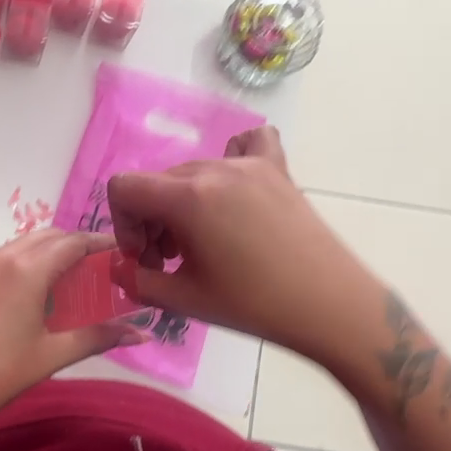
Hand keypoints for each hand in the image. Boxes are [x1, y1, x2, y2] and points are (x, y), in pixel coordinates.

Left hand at [0, 230, 140, 446]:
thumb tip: (143, 334)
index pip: (74, 241)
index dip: (103, 244)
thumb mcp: (51, 355)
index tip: (129, 253)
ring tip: (83, 280)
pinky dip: (35, 263)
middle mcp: (4, 255)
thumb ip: (97, 337)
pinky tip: (50, 291)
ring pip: (29, 244)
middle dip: (81, 247)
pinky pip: (12, 257)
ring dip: (56, 253)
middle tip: (109, 270)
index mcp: (27, 269)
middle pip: (52, 237)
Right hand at [105, 126, 384, 369]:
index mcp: (187, 198)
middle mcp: (215, 169)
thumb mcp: (182, 300)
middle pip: (157, 183)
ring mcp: (250, 165)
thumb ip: (137, 280)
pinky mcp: (279, 171)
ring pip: (192, 173)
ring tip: (202, 242)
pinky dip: (231, 159)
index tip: (144, 258)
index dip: (122, 224)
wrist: (330, 307)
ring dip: (182, 204)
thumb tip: (120, 267)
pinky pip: (246, 144)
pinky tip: (235, 190)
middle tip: (169, 262)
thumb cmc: (253, 306)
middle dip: (151, 222)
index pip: (124, 188)